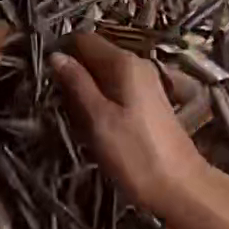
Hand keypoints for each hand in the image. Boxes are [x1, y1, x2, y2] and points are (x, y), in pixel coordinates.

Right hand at [49, 32, 211, 214]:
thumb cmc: (136, 155)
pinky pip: (117, 89)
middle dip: (74, 74)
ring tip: (78, 122)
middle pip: (95, 55)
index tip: (46, 75)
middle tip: (62, 107)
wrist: (182, 189)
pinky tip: (97, 128)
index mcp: (124, 62)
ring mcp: (145, 82)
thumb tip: (56, 55)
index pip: (85, 39)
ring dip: (87, 92)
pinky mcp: (149, 101)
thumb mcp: (99, 120)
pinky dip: (101, 101)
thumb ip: (77, 84)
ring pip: (105, 74)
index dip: (63, 50)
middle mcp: (137, 63)